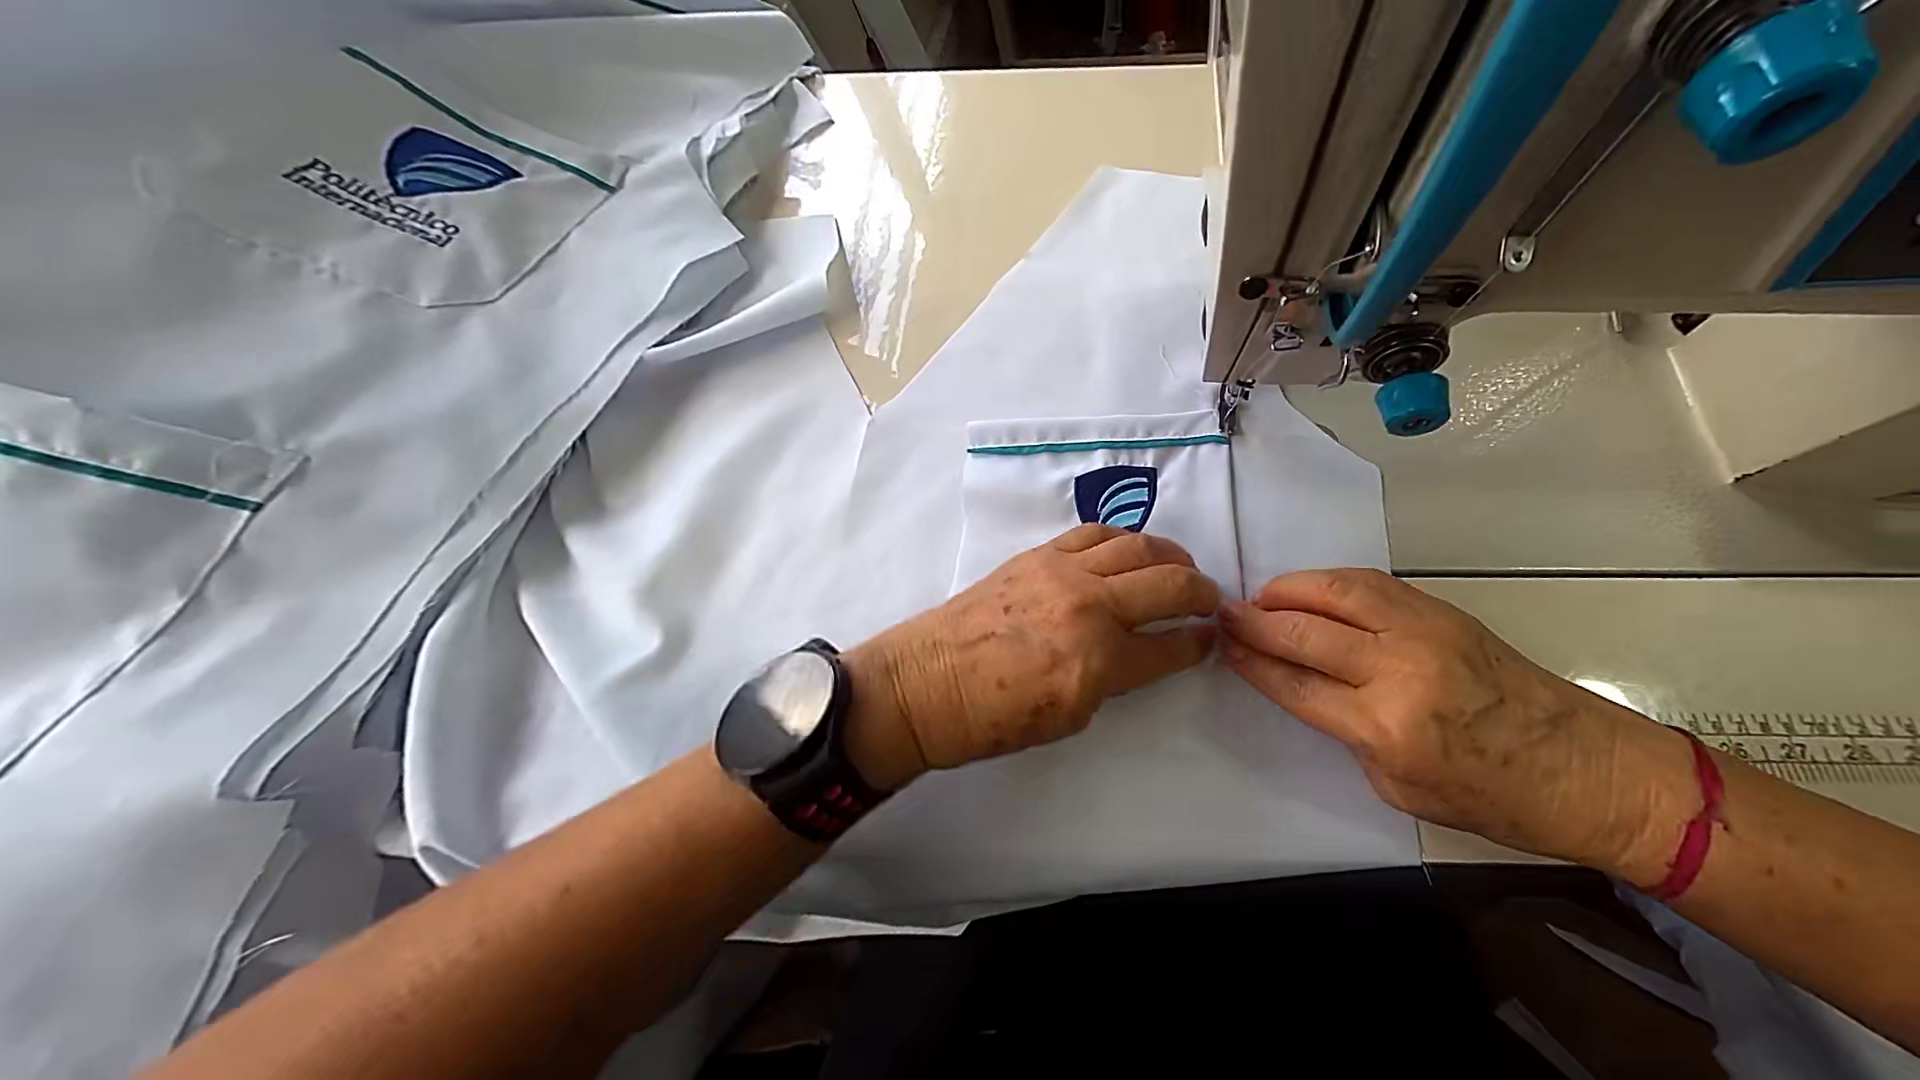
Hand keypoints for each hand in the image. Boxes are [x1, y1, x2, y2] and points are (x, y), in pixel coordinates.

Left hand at [842, 524, 1220, 790]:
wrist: (928, 683)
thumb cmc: (993, 718)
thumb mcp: (1069, 717)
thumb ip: (1112, 679)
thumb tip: (1135, 651)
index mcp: (1099, 663)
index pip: (1170, 647)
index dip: (1197, 644)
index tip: (1207, 638)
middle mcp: (1089, 608)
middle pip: (1168, 585)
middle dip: (1201, 593)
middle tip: (1209, 600)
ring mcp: (1062, 573)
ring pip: (1136, 547)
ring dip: (1169, 556)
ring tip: (1180, 567)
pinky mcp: (1038, 555)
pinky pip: (1093, 534)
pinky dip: (1122, 539)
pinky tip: (1130, 550)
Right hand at [1217, 568, 1693, 883]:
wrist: (1592, 771)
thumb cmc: (1494, 799)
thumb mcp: (1398, 788)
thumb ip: (1347, 733)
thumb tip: (1310, 688)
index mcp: (1385, 727)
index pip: (1294, 683)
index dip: (1252, 661)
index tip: (1223, 643)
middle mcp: (1399, 670)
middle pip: (1304, 632)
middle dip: (1255, 620)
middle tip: (1225, 613)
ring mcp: (1425, 632)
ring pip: (1335, 592)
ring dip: (1288, 589)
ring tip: (1262, 597)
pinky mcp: (1445, 613)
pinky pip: (1371, 584)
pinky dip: (1329, 582)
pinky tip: (1310, 590)